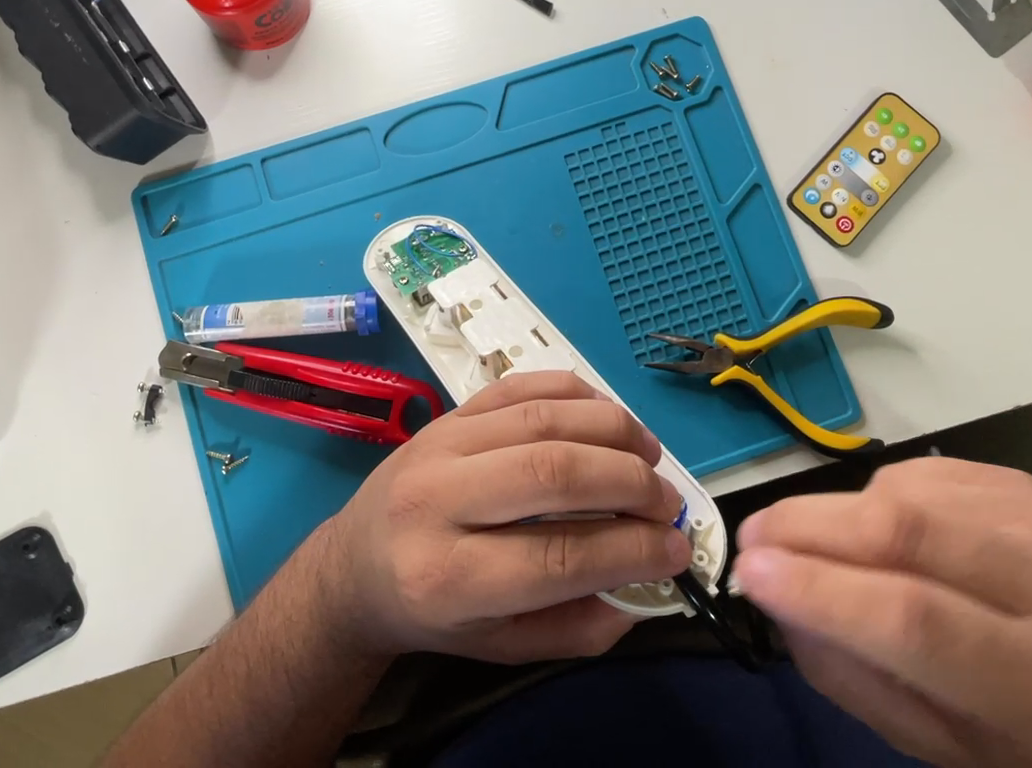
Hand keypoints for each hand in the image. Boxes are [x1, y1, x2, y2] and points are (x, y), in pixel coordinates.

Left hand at [320, 371, 690, 663]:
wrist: (354, 563)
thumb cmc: (432, 613)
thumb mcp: (501, 646)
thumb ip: (577, 627)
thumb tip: (648, 584)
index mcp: (447, 578)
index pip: (559, 555)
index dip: (632, 550)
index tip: (677, 550)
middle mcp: (437, 500)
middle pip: (553, 473)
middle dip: (631, 485)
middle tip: (668, 503)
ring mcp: (440, 444)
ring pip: (543, 419)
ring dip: (614, 432)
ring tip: (650, 458)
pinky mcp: (449, 413)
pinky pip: (521, 386)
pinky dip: (578, 394)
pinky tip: (609, 421)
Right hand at [731, 459, 1031, 767]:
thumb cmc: (1008, 734)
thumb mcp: (924, 737)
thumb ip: (843, 667)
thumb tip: (769, 585)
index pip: (916, 620)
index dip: (820, 589)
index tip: (747, 573)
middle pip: (907, 531)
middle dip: (806, 525)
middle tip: (751, 538)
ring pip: (901, 492)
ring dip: (833, 513)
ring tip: (817, 546)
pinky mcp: (1026, 486)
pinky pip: (915, 473)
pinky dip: (868, 496)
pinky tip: (876, 531)